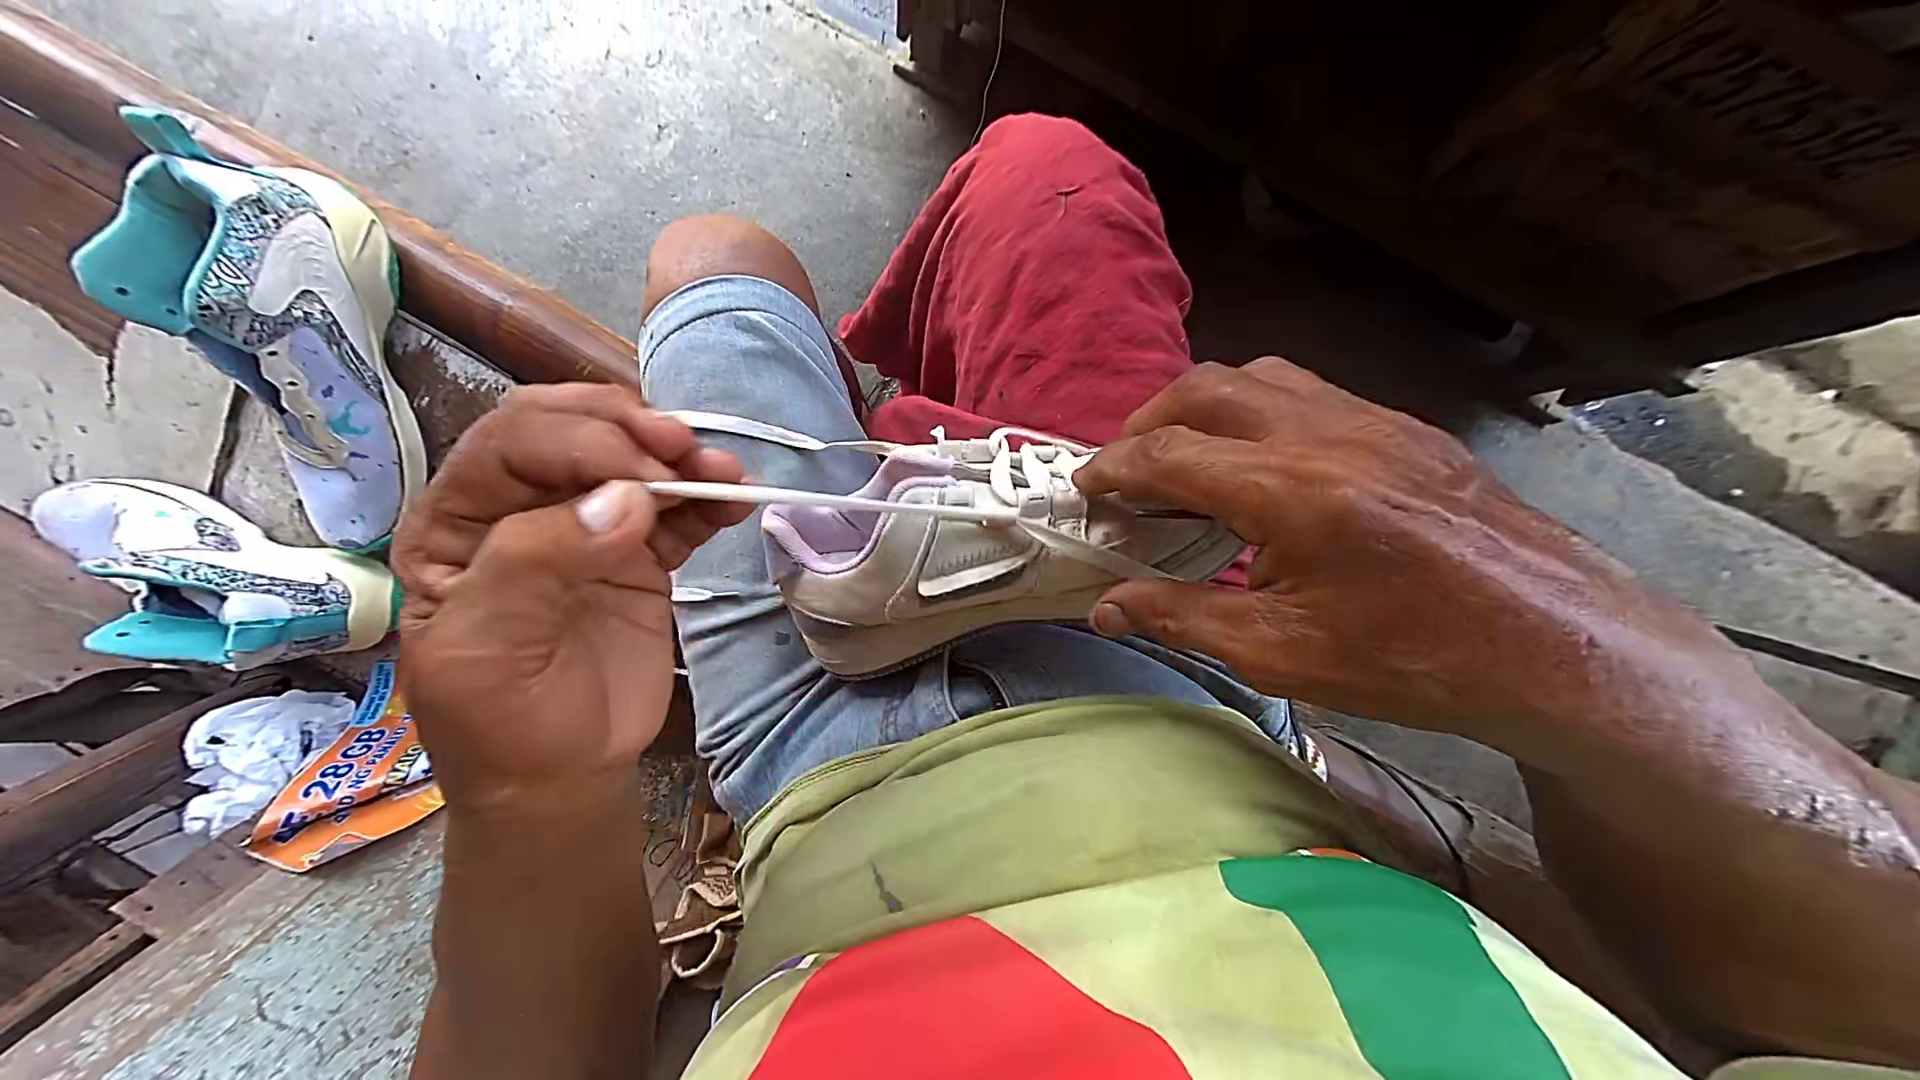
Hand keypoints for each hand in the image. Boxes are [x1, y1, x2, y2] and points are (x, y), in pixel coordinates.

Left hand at [391, 385, 748, 812]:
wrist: (563, 774)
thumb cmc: (505, 722)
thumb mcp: (487, 650)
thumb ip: (538, 564)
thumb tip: (628, 500)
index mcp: (459, 521)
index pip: (513, 444)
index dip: (583, 441)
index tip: (649, 471)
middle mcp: (524, 509)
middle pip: (574, 432)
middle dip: (632, 429)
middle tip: (686, 448)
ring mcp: (590, 529)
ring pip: (636, 465)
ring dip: (685, 459)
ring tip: (727, 473)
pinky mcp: (643, 555)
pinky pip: (679, 514)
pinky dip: (710, 501)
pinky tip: (736, 501)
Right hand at [1074, 358, 1742, 749]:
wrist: (1561, 649)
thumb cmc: (1413, 662)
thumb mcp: (1280, 652)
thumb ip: (1179, 616)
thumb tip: (1103, 608)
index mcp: (1292, 492)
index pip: (1169, 453)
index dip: (1113, 467)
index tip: (1085, 489)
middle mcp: (1327, 434)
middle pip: (1204, 390)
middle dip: (1145, 423)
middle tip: (1123, 469)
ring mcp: (1372, 420)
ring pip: (1255, 377)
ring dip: (1198, 407)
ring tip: (1179, 456)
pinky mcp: (1402, 426)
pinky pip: (1303, 390)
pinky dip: (1250, 410)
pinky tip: (1253, 460)